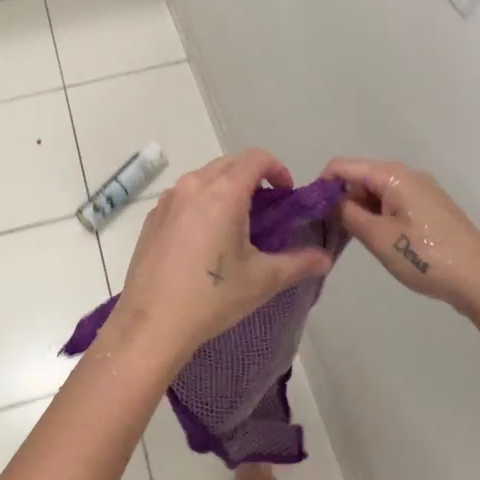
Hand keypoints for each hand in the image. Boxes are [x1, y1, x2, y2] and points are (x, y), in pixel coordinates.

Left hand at [107, 150, 333, 364]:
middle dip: (253, 178)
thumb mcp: (263, 280)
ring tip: (238, 224)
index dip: (278, 169)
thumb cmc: (213, 297)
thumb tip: (325, 257)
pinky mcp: (153, 216)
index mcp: (223, 192)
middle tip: (268, 211)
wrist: (153, 322)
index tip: (287, 195)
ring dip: (226, 189)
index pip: (256, 158)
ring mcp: (168, 199)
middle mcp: (193, 185)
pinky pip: (184, 196)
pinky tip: (206, 239)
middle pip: (230, 163)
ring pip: (205, 178)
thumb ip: (299, 263)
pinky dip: (202, 203)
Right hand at [322, 158, 479, 309]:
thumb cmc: (426, 257)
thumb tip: (332, 201)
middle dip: (343, 199)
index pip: (342, 166)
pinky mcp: (432, 208)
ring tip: (360, 240)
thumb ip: (347, 214)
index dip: (322, 185)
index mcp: (392, 174)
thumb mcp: (377, 238)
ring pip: (378, 191)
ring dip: (363, 210)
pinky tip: (385, 241)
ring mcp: (423, 190)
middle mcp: (407, 174)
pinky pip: (395, 202)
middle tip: (335, 231)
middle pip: (360, 176)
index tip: (312, 213)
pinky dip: (381, 216)